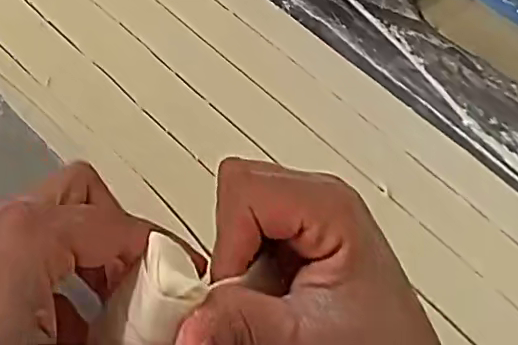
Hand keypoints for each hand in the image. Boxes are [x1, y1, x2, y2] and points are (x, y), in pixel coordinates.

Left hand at [0, 162, 157, 344]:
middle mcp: (9, 222)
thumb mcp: (72, 344)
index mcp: (32, 230)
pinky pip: (38, 254)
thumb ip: (123, 331)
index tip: (186, 276)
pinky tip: (76, 333)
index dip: (160, 251)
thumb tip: (163, 327)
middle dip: (121, 237)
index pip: (116, 223)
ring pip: (61, 223)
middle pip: (85, 196)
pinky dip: (66, 280)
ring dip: (94, 260)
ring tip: (116, 315)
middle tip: (147, 285)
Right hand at [176, 159, 437, 344]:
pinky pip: (248, 231)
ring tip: (269, 306)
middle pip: (237, 189)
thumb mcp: (306, 340)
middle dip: (231, 247)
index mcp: (328, 203)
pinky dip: (248, 269)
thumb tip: (189, 324)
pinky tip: (273, 302)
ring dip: (239, 261)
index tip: (236, 294)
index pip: (242, 187)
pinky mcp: (301, 236)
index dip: (229, 242)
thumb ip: (243, 322)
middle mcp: (318, 198)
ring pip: (236, 210)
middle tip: (247, 300)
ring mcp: (310, 215)